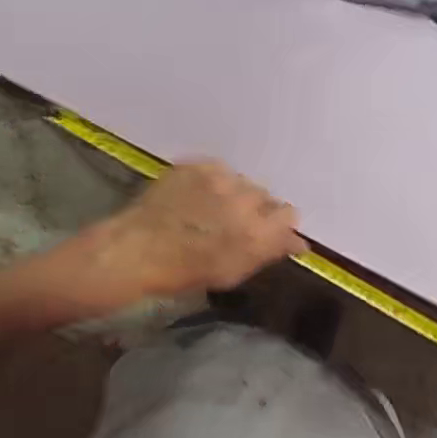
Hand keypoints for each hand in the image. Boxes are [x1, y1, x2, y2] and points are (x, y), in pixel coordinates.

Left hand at [87, 160, 306, 299]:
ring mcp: (218, 178)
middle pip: (263, 196)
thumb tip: (297, 242)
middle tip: (232, 222)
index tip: (266, 231)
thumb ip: (269, 252)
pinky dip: (210, 182)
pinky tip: (195, 196)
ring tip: (210, 208)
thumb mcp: (233, 272)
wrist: (139, 249)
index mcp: (258, 231)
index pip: (289, 214)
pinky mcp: (196, 165)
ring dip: (232, 193)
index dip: (278, 223)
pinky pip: (215, 169)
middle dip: (254, 208)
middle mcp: (244, 199)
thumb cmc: (185, 272)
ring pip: (239, 181)